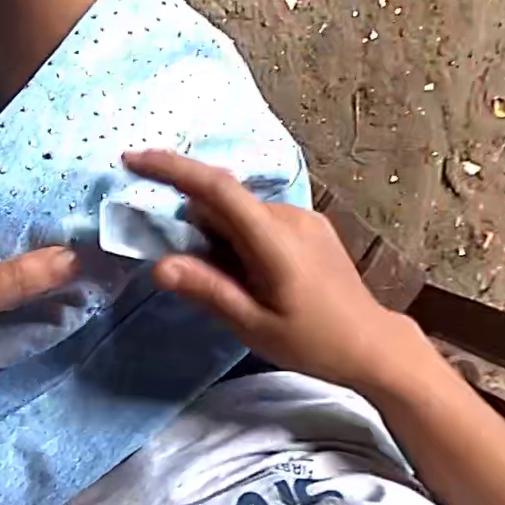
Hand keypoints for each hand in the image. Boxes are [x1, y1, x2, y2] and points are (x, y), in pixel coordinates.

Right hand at [125, 150, 431, 394]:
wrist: (371, 344)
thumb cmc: (312, 342)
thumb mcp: (253, 325)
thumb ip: (208, 290)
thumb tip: (159, 265)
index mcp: (274, 240)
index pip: (216, 190)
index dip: (172, 169)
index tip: (133, 160)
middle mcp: (290, 216)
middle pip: (225, 205)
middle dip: (197, 228)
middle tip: (198, 275)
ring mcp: (304, 218)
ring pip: (242, 214)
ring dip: (222, 238)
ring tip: (236, 286)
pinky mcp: (311, 226)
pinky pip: (261, 221)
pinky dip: (242, 239)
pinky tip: (255, 277)